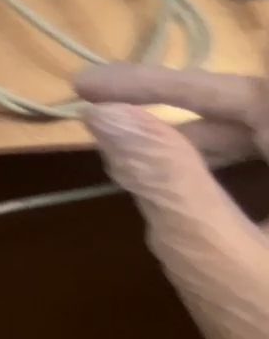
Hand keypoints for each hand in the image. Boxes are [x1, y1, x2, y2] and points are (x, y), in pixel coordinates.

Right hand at [74, 62, 268, 338]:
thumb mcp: (216, 258)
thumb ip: (165, 179)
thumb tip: (103, 111)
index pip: (256, 93)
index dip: (170, 80)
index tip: (86, 86)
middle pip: (266, 114)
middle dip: (186, 113)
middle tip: (109, 127)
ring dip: (211, 142)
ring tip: (145, 166)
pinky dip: (239, 169)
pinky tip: (198, 196)